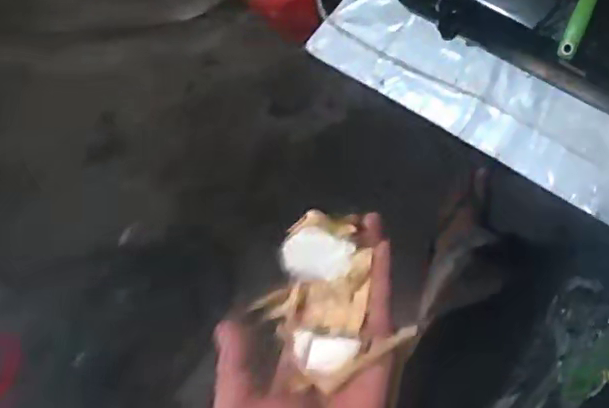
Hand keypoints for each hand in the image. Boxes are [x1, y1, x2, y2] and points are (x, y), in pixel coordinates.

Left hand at [214, 214, 395, 407]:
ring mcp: (356, 339)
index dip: (309, 276)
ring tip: (369, 219)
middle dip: (344, 256)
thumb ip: (237, 364)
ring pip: (363, 288)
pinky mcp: (381, 340)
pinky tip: (383, 245)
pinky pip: (382, 303)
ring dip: (367, 254)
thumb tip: (225, 321)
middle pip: (338, 290)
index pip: (302, 309)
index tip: (314, 244)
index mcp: (293, 359)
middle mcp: (327, 342)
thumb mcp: (239, 402)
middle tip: (350, 221)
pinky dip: (383, 274)